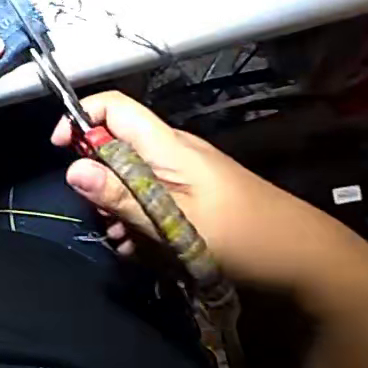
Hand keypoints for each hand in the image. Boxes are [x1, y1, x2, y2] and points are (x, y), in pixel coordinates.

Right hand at [52, 92, 367, 320]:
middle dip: (98, 181)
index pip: (114, 106)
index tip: (62, 151)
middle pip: (115, 146)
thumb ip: (123, 196)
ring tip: (128, 244)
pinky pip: (150, 197)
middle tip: (105, 220)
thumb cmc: (243, 237)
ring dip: (118, 208)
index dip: (81, 118)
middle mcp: (172, 151)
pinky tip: (145, 248)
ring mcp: (183, 174)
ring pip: (130, 177)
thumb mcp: (175, 223)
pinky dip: (139, 219)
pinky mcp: (191, 196)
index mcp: (168, 145)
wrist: (305, 260)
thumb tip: (72, 170)